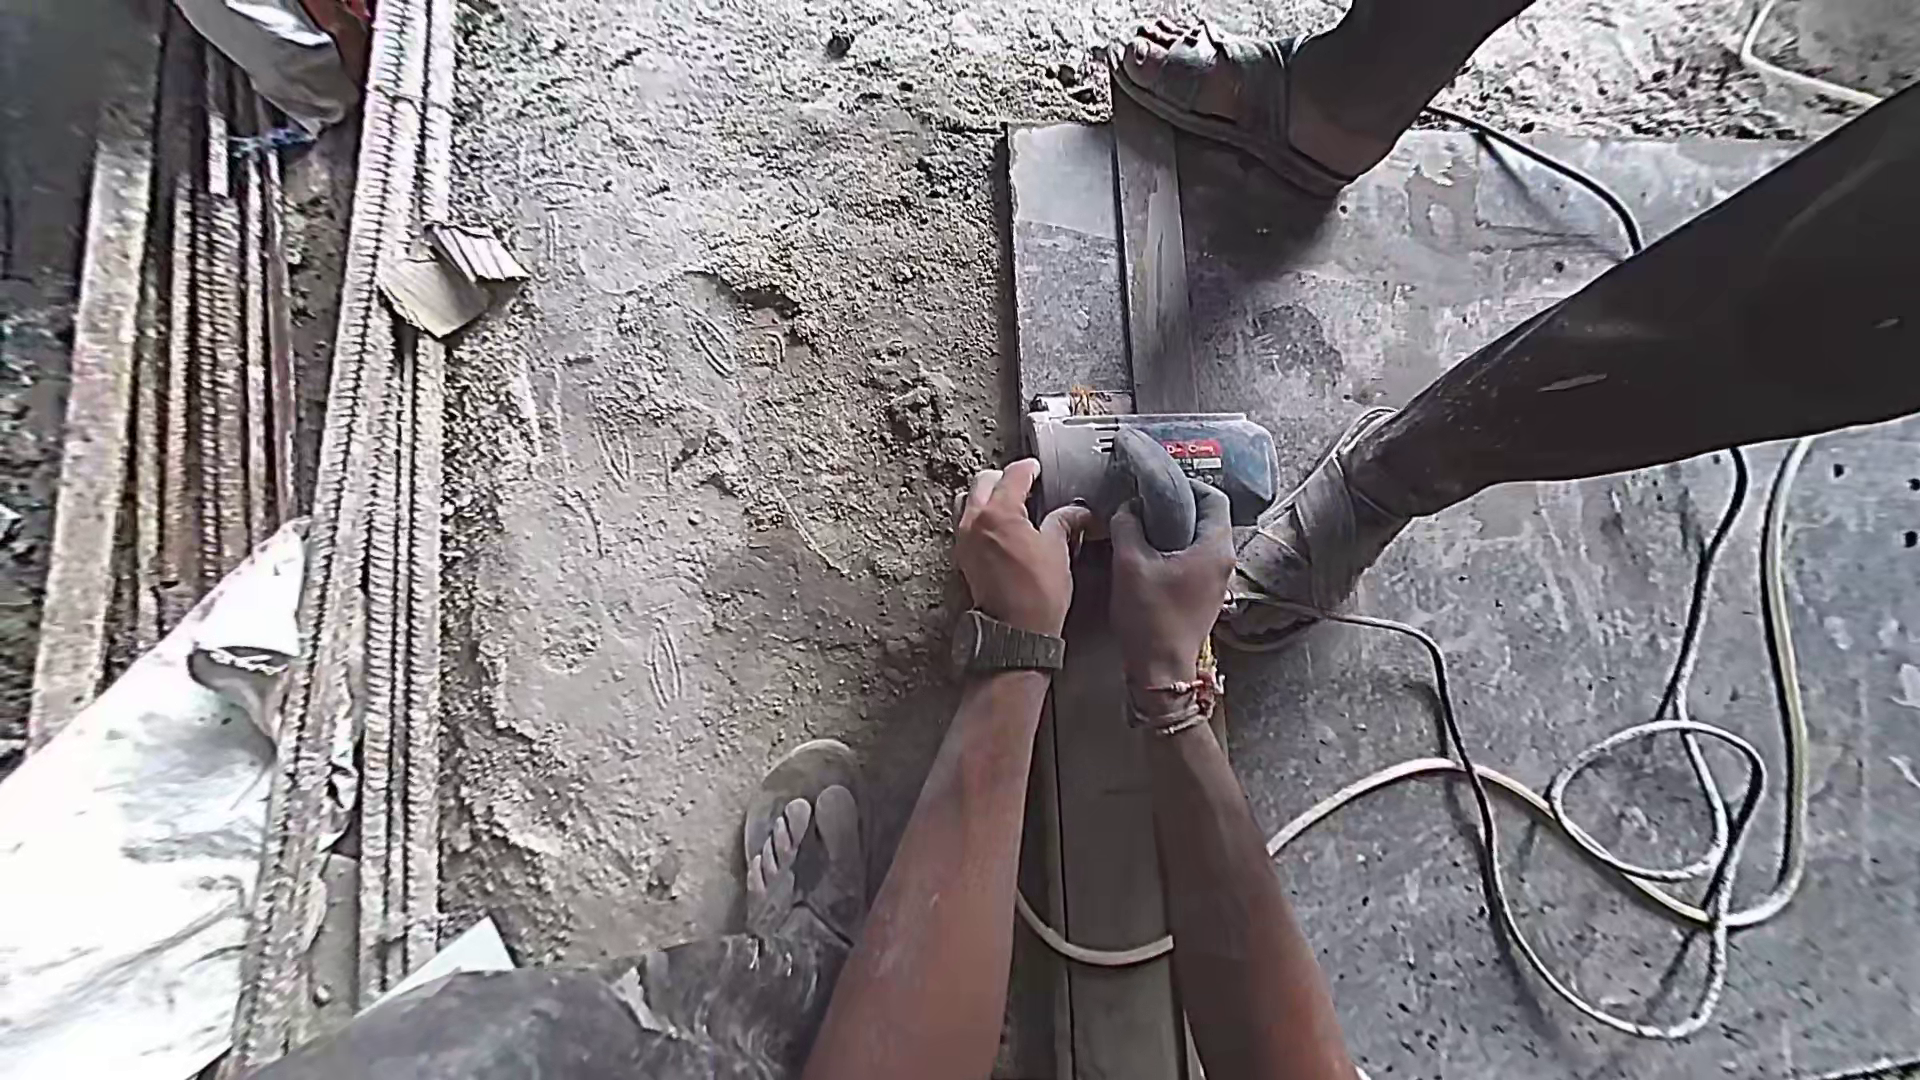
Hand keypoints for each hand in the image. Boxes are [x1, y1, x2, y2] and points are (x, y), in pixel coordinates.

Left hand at [953, 460, 1092, 635]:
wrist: (1015, 632)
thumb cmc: (1038, 593)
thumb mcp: (1057, 550)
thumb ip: (1063, 522)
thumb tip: (1076, 512)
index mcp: (999, 513)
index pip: (1013, 475)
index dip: (1029, 469)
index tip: (1038, 469)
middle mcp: (975, 521)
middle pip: (983, 481)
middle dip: (1005, 479)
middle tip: (1026, 486)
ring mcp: (964, 539)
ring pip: (969, 501)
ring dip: (987, 496)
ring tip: (1010, 506)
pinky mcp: (963, 557)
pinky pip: (966, 523)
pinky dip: (980, 517)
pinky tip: (1000, 529)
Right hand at [1110, 479, 1234, 686]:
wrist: (1160, 669)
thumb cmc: (1149, 615)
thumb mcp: (1129, 563)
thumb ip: (1127, 526)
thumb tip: (1128, 508)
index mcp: (1215, 548)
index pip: (1213, 497)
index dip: (1186, 483)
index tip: (1157, 482)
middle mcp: (1224, 561)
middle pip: (1206, 517)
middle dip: (1176, 504)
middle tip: (1143, 501)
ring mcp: (1217, 580)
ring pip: (1198, 539)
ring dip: (1172, 528)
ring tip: (1140, 524)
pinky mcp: (1204, 594)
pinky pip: (1192, 559)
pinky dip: (1173, 548)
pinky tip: (1146, 552)